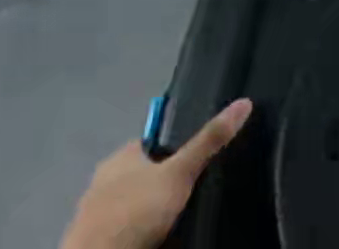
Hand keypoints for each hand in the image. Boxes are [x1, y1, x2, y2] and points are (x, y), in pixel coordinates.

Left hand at [59, 99, 252, 248]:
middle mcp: (103, 181)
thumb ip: (209, 141)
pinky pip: (124, 232)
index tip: (194, 164)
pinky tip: (157, 239)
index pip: (152, 144)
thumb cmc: (135, 211)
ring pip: (131, 207)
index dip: (174, 151)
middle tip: (190, 194)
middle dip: (162, 185)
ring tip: (178, 221)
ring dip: (149, 214)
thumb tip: (244, 102)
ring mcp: (94, 217)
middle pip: (142, 176)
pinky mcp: (94, 244)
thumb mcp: (180, 173)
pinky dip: (139, 234)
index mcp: (120, 157)